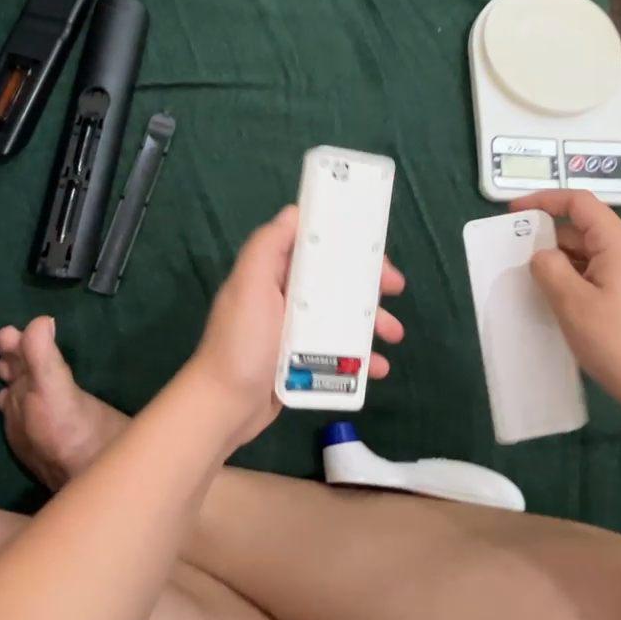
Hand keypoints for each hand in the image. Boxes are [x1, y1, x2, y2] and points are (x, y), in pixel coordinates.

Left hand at [182, 205, 405, 449]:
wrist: (224, 407)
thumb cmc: (240, 343)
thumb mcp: (249, 286)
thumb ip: (268, 246)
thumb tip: (293, 212)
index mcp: (274, 274)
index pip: (316, 246)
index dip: (347, 243)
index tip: (375, 250)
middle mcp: (285, 297)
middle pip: (335, 280)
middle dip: (368, 283)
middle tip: (396, 288)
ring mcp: (295, 331)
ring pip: (343, 316)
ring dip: (372, 321)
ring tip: (394, 334)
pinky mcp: (302, 361)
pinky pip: (339, 352)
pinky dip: (361, 357)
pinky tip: (379, 367)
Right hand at [509, 190, 620, 408]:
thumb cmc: (619, 344)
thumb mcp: (572, 304)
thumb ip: (549, 269)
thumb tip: (543, 255)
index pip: (580, 203)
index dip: (544, 200)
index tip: (514, 212)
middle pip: (588, 229)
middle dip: (552, 239)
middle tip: (521, 261)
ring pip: (597, 255)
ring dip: (567, 263)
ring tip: (541, 288)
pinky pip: (609, 274)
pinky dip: (583, 279)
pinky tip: (569, 306)